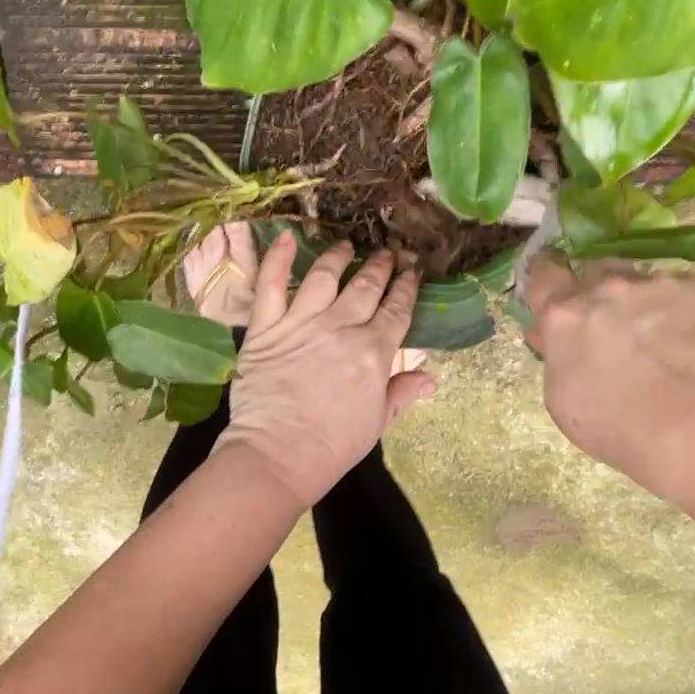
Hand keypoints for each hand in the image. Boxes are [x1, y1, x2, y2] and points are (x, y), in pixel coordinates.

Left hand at [215, 234, 434, 505]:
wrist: (279, 455)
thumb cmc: (332, 446)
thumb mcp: (376, 423)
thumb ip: (401, 394)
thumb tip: (429, 379)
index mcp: (374, 352)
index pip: (396, 310)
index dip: (407, 289)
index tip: (412, 274)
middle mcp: (341, 329)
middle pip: (365, 287)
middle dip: (380, 267)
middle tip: (387, 255)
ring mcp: (301, 324)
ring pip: (324, 277)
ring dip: (338, 257)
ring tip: (346, 247)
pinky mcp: (265, 328)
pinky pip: (270, 284)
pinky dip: (276, 258)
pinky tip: (286, 238)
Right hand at [523, 250, 694, 497]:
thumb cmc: (621, 426)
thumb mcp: (566, 400)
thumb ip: (561, 357)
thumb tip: (559, 338)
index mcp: (567, 316)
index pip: (544, 275)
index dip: (546, 277)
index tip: (552, 284)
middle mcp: (613, 289)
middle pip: (599, 272)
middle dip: (601, 292)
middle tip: (615, 328)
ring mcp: (668, 284)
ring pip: (651, 284)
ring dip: (652, 307)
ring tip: (671, 348)